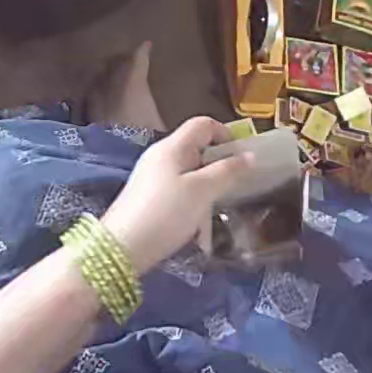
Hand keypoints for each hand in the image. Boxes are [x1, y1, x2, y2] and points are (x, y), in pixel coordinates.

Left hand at [101, 117, 254, 270]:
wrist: (122, 248)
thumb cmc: (166, 214)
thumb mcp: (202, 191)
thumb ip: (227, 171)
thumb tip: (249, 155)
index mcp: (172, 147)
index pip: (202, 124)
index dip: (225, 133)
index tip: (241, 156)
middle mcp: (160, 155)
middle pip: (196, 146)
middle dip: (218, 162)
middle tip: (233, 183)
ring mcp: (151, 175)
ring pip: (188, 169)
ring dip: (207, 182)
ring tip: (216, 203)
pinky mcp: (147, 195)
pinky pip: (178, 186)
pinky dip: (192, 195)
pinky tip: (195, 217)